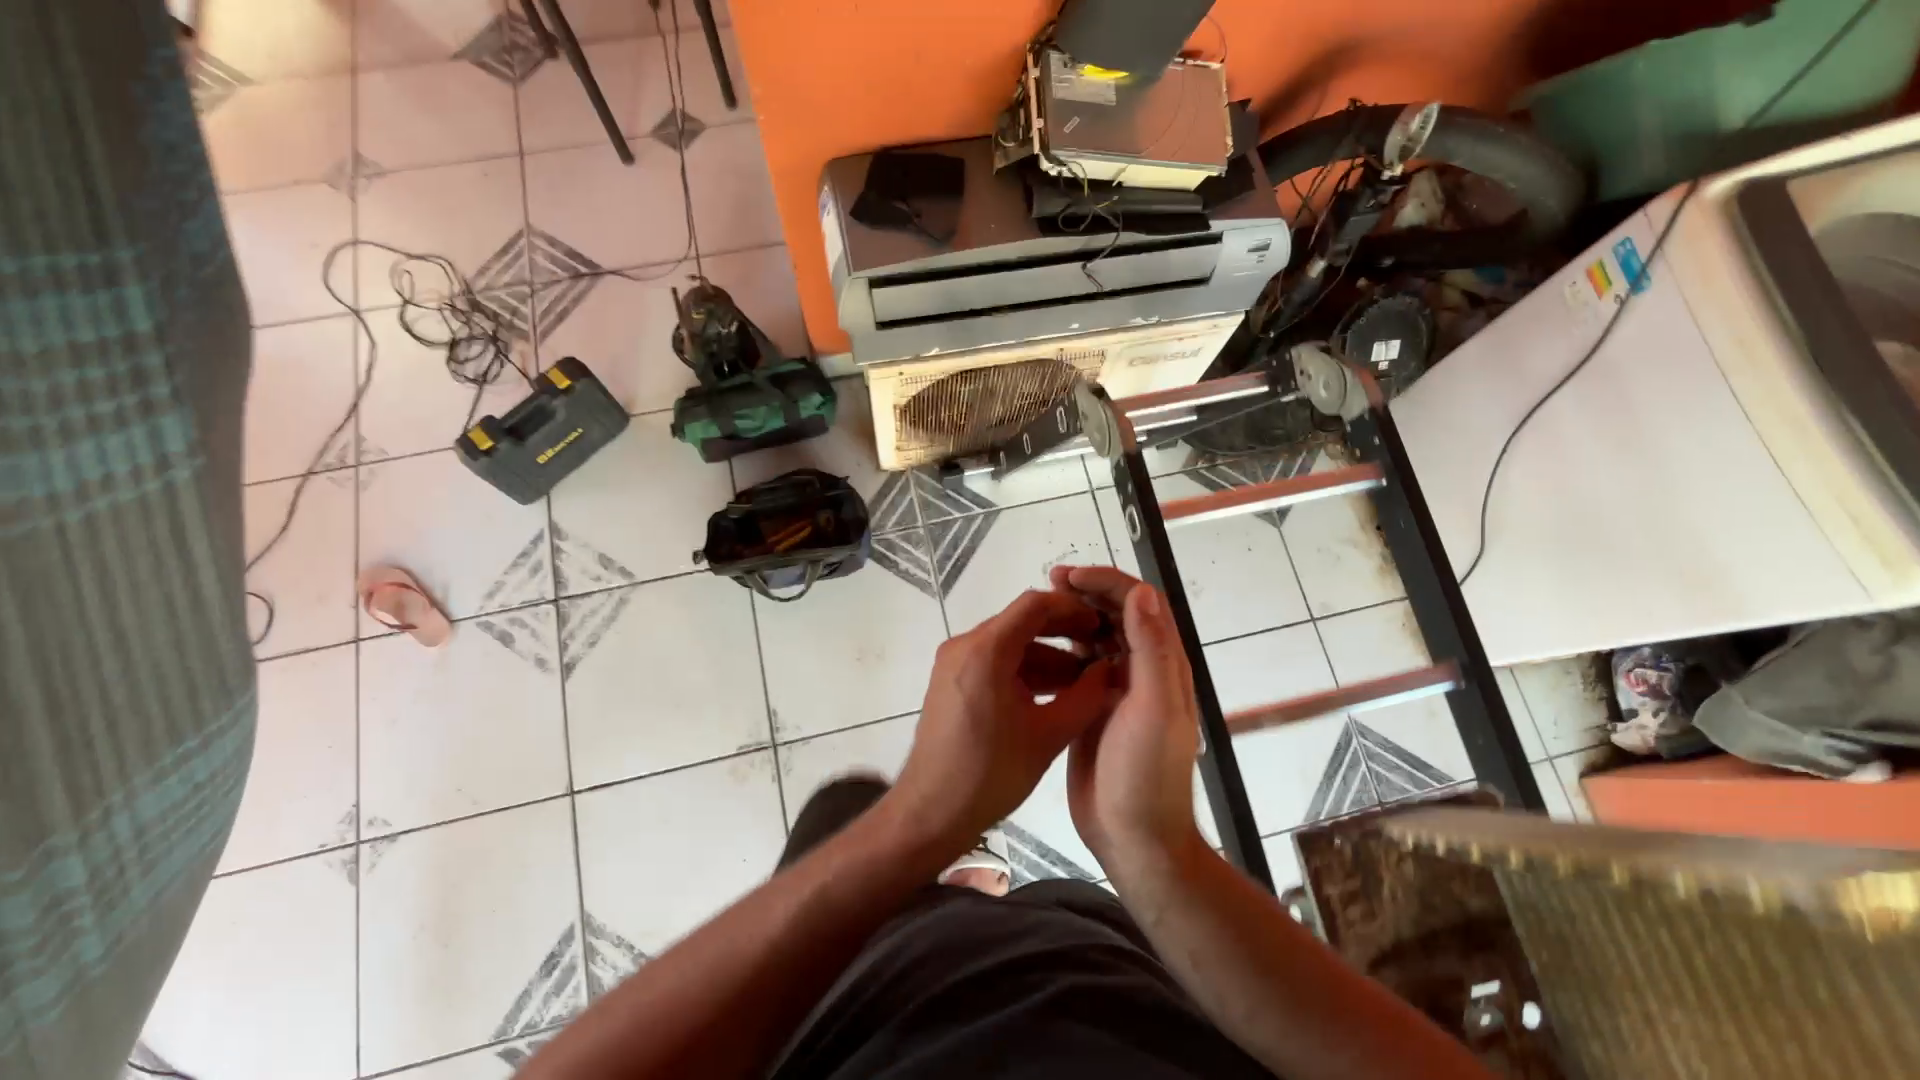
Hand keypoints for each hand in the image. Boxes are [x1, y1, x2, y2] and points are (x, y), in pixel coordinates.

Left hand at [890, 590, 1119, 855]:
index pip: (1035, 605)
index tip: (1102, 624)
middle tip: (1101, 647)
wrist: (932, 812)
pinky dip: (1024, 671)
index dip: (1073, 608)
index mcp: (985, 651)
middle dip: (1064, 633)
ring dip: (1047, 655)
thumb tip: (1111, 672)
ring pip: (1009, 644)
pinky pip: (994, 663)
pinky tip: (1055, 693)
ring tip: (1086, 678)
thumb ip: (1086, 697)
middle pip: (1021, 622)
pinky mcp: (952, 683)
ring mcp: (954, 664)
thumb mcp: (1049, 736)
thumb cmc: (991, 774)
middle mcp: (964, 647)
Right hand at [1051, 566, 1208, 875]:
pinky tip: (1035, 647)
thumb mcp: (1154, 708)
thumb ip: (1151, 650)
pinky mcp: (1090, 709)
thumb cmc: (1146, 773)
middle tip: (1049, 583)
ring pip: (1095, 639)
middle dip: (1087, 593)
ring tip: (1038, 608)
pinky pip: (1077, 667)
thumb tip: (1142, 591)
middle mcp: (1142, 671)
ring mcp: (1116, 691)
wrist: (1132, 835)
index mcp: (1164, 666)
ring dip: (1072, 617)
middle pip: (1117, 615)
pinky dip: (1060, 649)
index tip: (1070, 576)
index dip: (1108, 582)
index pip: (1140, 605)